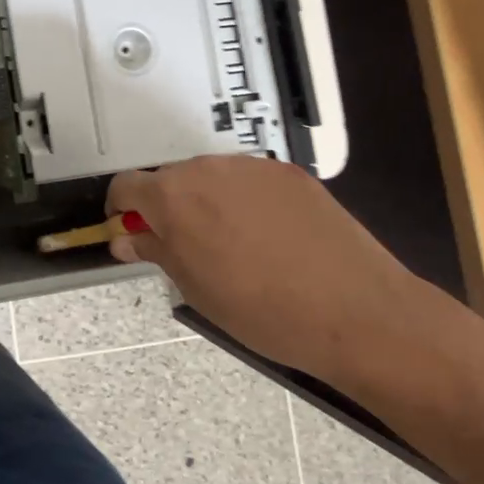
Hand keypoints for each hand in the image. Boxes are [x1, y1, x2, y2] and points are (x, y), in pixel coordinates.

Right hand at [107, 154, 427, 381]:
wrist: (360, 314)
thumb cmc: (265, 311)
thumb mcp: (196, 290)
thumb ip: (157, 253)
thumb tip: (129, 240)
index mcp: (172, 197)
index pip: (126, 186)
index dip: (123, 209)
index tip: (131, 230)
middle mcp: (206, 170)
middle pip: (169, 178)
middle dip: (169, 206)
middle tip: (187, 246)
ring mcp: (251, 168)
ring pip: (211, 177)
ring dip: (209, 201)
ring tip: (235, 244)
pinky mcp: (290, 174)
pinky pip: (251, 181)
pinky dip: (248, 201)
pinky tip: (270, 237)